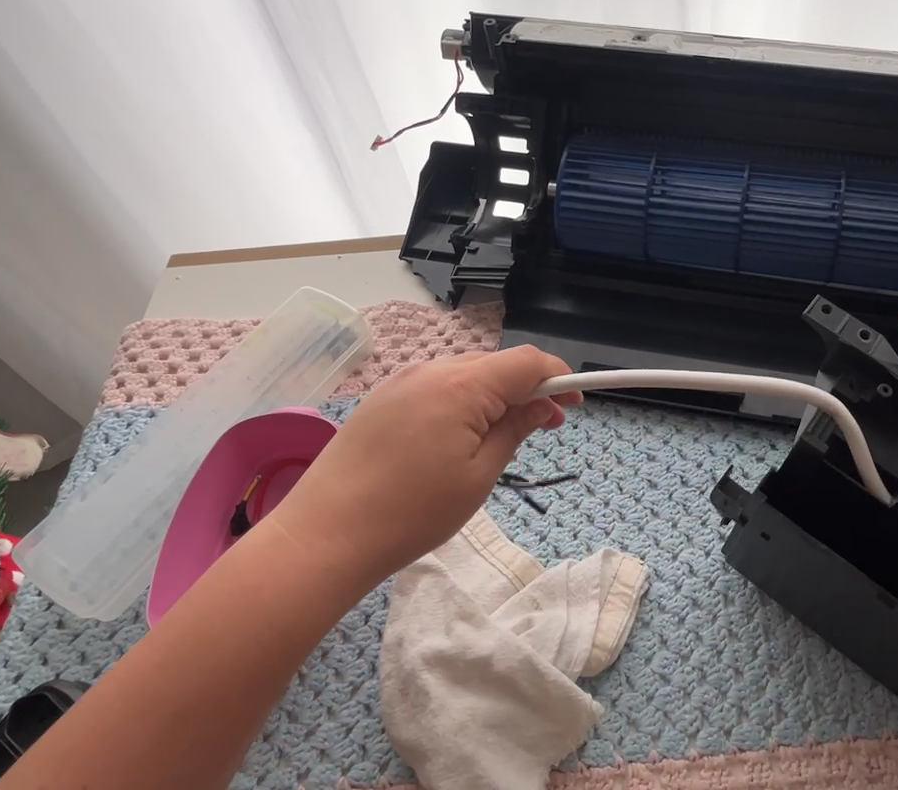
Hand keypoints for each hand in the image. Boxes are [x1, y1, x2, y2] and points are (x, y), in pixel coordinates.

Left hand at [262, 346, 581, 600]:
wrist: (323, 535)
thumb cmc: (411, 512)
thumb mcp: (478, 476)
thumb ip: (515, 430)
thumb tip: (541, 405)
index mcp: (461, 385)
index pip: (526, 361)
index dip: (558, 376)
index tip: (574, 405)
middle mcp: (431, 369)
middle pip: (496, 364)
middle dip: (528, 388)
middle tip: (545, 426)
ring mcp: (402, 381)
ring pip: (466, 374)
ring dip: (494, 395)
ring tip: (503, 436)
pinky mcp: (382, 398)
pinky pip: (436, 386)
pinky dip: (462, 401)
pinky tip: (460, 435)